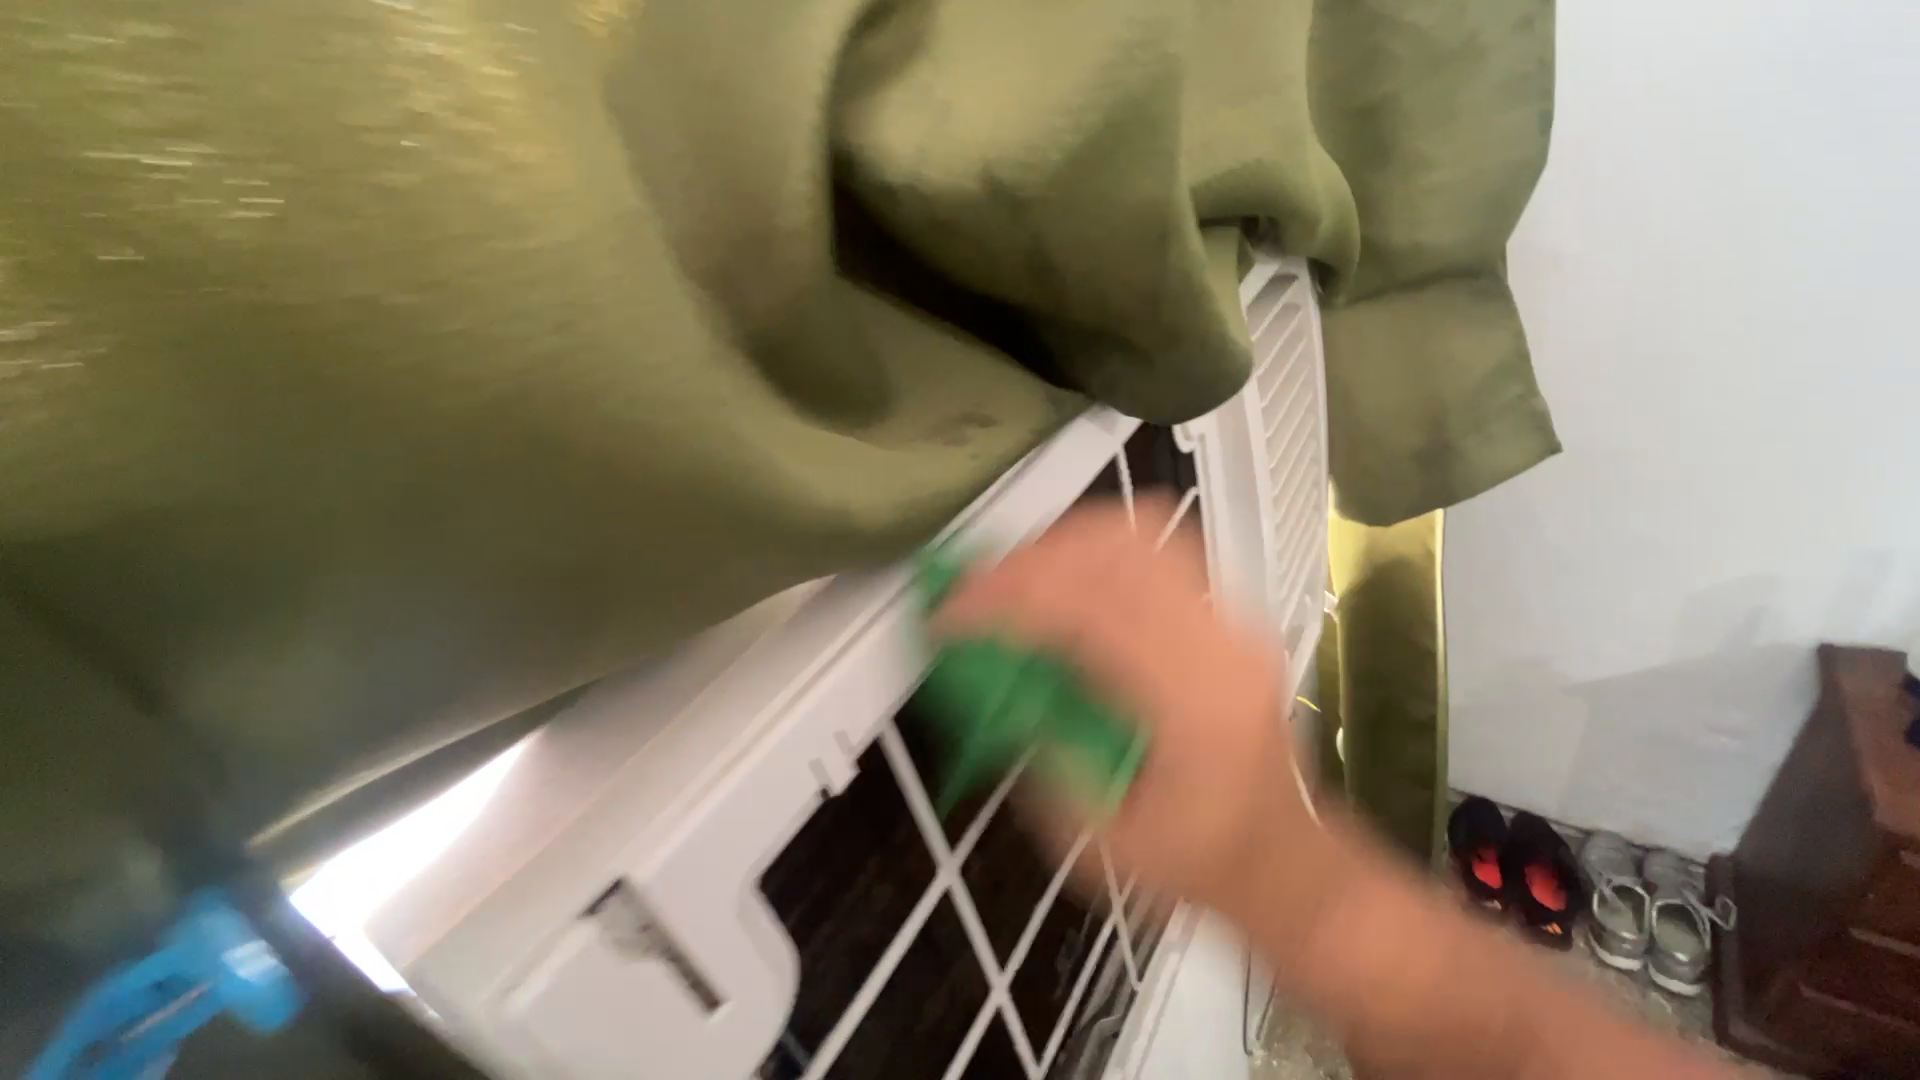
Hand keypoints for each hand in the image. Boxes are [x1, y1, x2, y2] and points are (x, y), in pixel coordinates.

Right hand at [934, 498, 1318, 913]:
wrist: (1282, 855)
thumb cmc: (1199, 860)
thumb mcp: (1103, 841)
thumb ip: (1046, 757)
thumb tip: (991, 682)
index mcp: (1195, 704)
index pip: (1092, 613)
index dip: (1008, 601)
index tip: (949, 615)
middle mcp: (1222, 644)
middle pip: (1114, 554)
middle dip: (1025, 564)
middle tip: (972, 592)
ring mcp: (1232, 618)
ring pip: (1135, 534)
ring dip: (1057, 547)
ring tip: (1009, 580)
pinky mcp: (1226, 610)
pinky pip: (1153, 546)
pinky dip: (1092, 548)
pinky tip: (1061, 578)